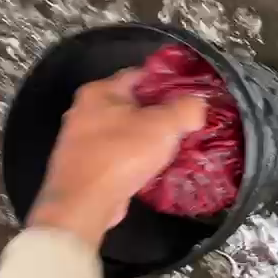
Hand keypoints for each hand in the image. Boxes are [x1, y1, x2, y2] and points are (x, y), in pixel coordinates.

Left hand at [27, 68, 206, 248]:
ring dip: (147, 136)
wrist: (84, 202)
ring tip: (174, 145)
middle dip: (158, 111)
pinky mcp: (82, 165)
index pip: (140, 75)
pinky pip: (117, 153)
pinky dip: (134, 156)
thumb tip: (197, 105)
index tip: (190, 93)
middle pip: (132, 103)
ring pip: (125, 129)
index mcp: (99, 92)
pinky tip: (153, 166)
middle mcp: (84, 110)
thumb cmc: (123, 154)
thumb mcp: (165, 125)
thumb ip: (187, 108)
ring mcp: (80, 140)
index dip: (168, 81)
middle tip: (186, 121)